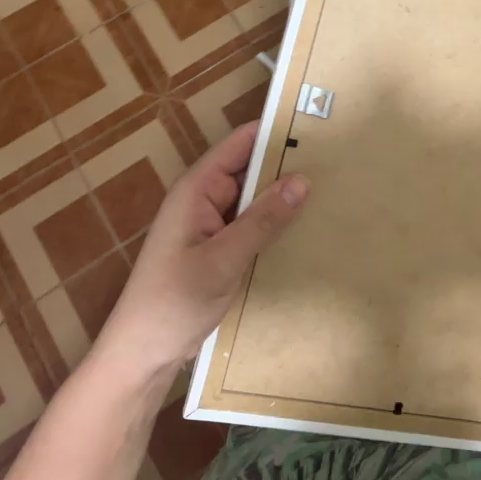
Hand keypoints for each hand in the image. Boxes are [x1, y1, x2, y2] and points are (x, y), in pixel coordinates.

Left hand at [92, 122, 310, 377]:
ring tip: (333, 190)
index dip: (275, 130)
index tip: (317, 123)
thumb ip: (263, 220)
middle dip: (287, 164)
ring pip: (254, 200)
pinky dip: (275, 225)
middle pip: (251, 169)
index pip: (241, 143)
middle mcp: (205, 199)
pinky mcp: (219, 251)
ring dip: (283, 198)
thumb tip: (302, 179)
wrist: (142, 356)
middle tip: (338, 160)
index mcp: (197, 189)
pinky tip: (307, 230)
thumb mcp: (223, 260)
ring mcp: (211, 226)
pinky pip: (252, 226)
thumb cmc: (173, 302)